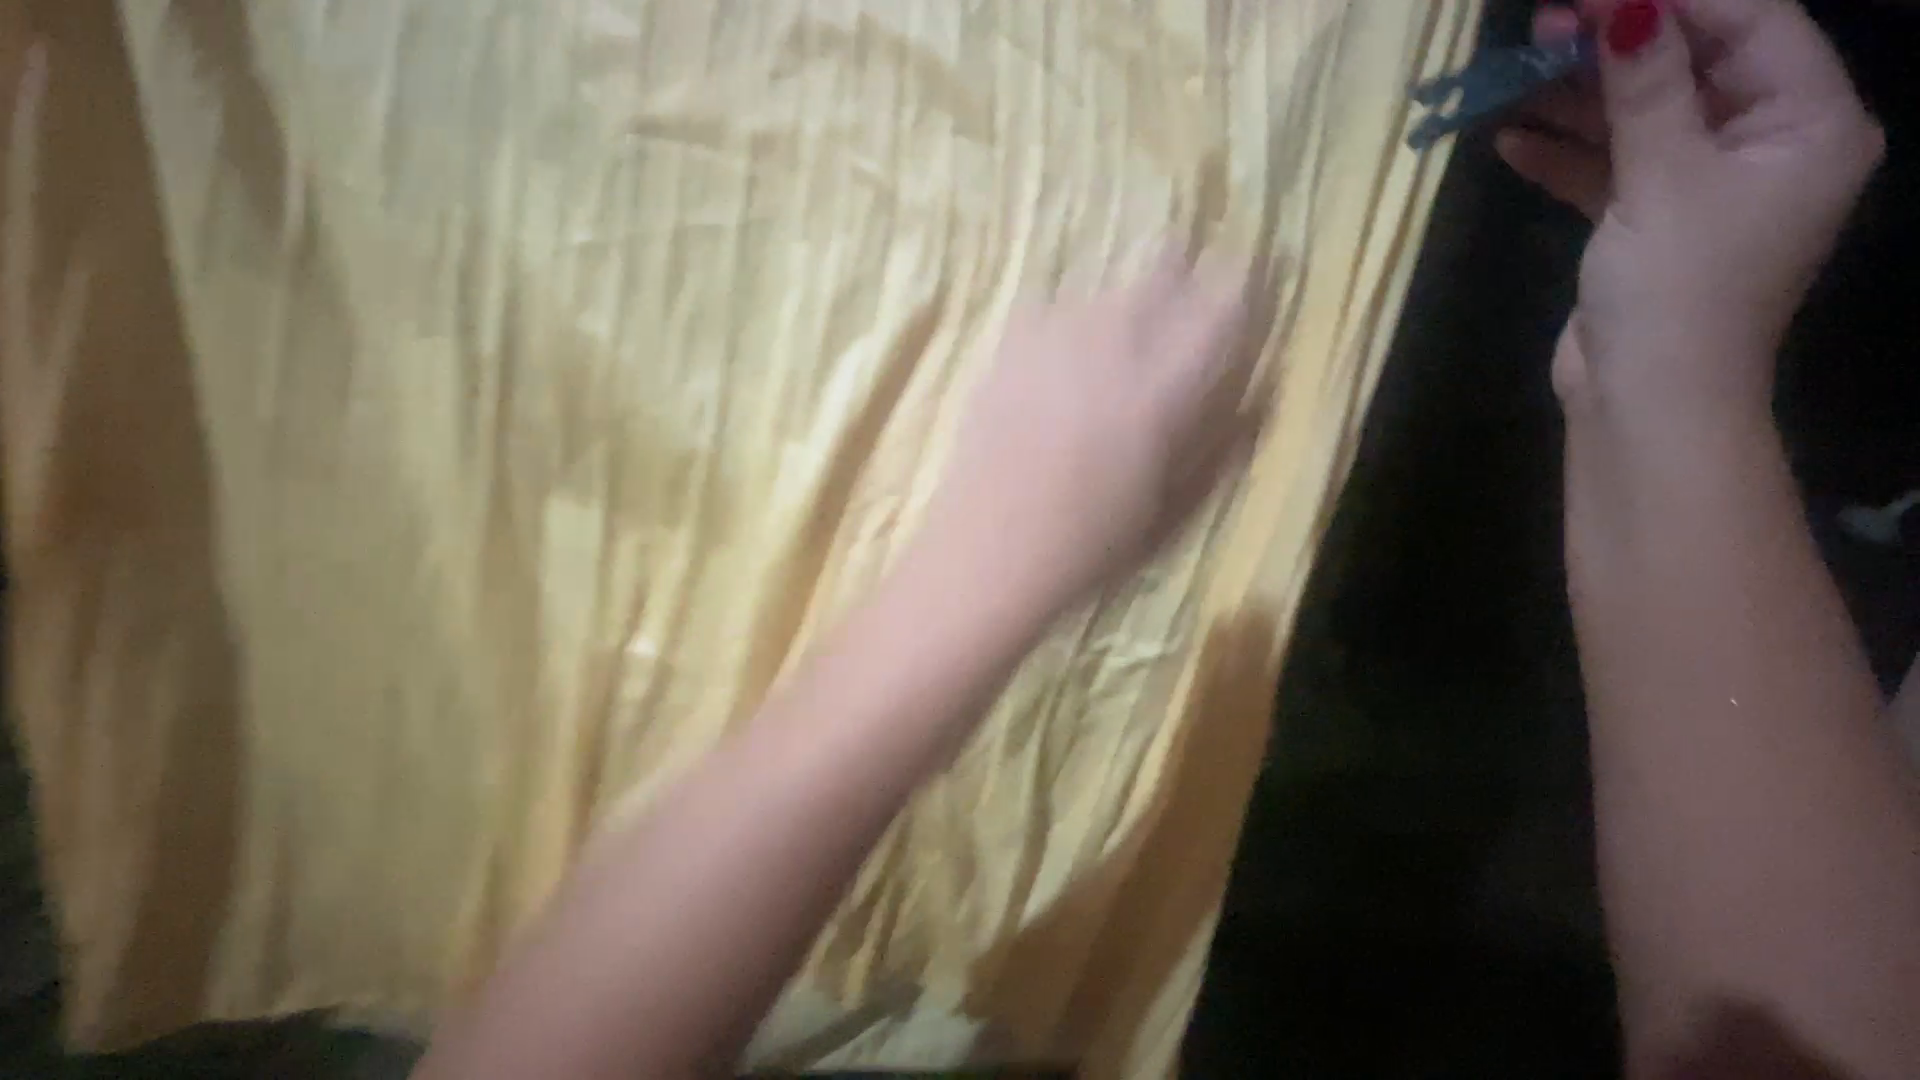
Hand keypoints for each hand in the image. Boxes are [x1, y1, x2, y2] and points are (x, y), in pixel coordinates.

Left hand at [918, 250, 1264, 617]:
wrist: (986, 555)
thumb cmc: (1090, 549)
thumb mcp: (1173, 511)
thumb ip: (1221, 446)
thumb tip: (1260, 394)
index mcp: (1162, 393)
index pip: (1221, 309)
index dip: (1242, 286)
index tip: (1249, 284)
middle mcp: (1109, 352)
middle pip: (1160, 274)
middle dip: (1186, 270)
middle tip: (1192, 282)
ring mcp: (1051, 346)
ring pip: (1105, 287)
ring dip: (1129, 294)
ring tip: (1133, 315)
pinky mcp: (1005, 354)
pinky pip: (1048, 305)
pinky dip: (1071, 311)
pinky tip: (1070, 340)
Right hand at [1496, 0, 1882, 419]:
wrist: (1645, 399)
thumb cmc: (1678, 289)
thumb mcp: (1663, 180)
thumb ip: (1646, 91)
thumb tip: (1626, 7)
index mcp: (1807, 122)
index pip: (1749, 26)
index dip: (1671, 1)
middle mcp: (1762, 144)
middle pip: (1688, 68)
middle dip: (1613, 48)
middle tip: (1543, 25)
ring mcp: (1699, 186)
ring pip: (1637, 120)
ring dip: (1574, 103)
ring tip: (1510, 80)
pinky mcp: (1644, 223)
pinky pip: (1606, 170)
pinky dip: (1561, 156)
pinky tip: (1509, 141)